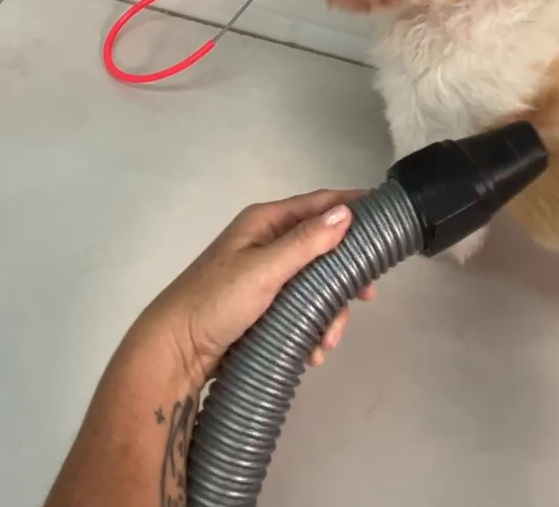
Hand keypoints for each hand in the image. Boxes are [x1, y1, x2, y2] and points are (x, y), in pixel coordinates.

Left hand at [121, 190, 376, 387]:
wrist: (171, 355)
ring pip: (316, 283)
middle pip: (323, 247)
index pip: (319, 203)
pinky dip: (312, 327)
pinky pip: (302, 308)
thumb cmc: (215, 302)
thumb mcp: (264, 270)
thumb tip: (346, 212)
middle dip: (344, 275)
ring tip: (325, 343)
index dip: (353, 207)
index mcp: (265, 222)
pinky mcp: (264, 307)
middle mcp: (268, 243)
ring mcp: (265, 276)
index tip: (386, 217)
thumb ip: (306, 242)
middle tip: (366, 296)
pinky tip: (312, 352)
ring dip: (328, 311)